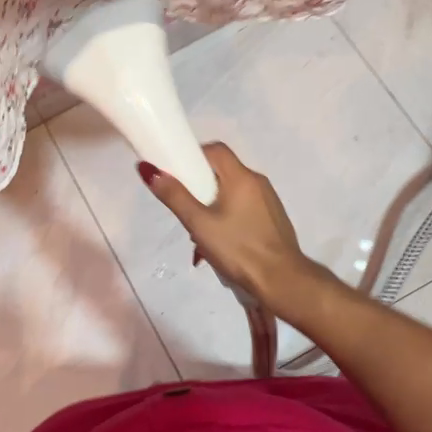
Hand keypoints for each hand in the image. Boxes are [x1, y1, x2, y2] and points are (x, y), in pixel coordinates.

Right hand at [140, 143, 337, 308]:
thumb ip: (174, 196)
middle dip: (200, 187)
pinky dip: (229, 217)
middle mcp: (258, 182)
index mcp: (241, 177)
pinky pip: (244, 208)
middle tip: (186, 211)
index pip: (215, 150)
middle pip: (222, 172)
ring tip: (202, 235)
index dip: (193, 156)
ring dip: (213, 206)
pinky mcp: (273, 219)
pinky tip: (223, 243)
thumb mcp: (199, 224)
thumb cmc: (239, 249)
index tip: (178, 175)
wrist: (283, 281)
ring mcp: (269, 201)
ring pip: (232, 192)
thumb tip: (148, 170)